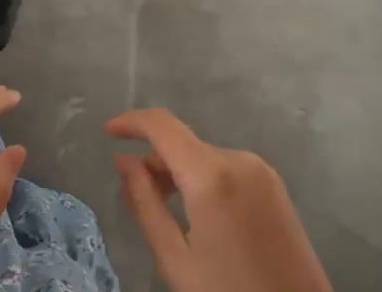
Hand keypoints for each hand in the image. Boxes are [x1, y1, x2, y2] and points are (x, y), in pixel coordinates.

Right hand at [108, 109, 333, 291]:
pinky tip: (195, 216)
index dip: (131, 122)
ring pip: (203, 158)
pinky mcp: (274, 188)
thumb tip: (123, 161)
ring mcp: (261, 172)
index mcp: (212, 175)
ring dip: (177, 174)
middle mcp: (238, 160)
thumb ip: (145, 203)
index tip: (106, 133)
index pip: (162, 125)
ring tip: (161, 212)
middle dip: (153, 162)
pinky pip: (226, 170)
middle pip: (182, 144)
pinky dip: (202, 181)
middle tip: (130, 197)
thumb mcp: (176, 259)